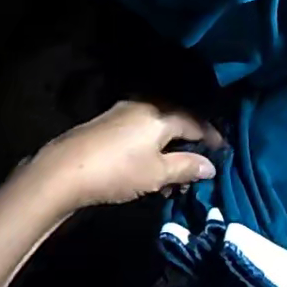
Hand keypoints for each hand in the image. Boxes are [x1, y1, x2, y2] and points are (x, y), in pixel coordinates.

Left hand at [28, 101, 222, 211]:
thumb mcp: (158, 173)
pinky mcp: (108, 125)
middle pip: (177, 123)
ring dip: (169, 152)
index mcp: (163, 113)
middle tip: (198, 170)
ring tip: (172, 181)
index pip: (197, 122)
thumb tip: (211, 166)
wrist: (63, 170)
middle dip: (190, 147)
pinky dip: (152, 150)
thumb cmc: (118, 170)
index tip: (223, 153)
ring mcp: (124, 113)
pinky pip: (142, 133)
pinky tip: (149, 172)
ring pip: (158, 130)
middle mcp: (146, 105)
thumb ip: (187, 167)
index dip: (212, 138)